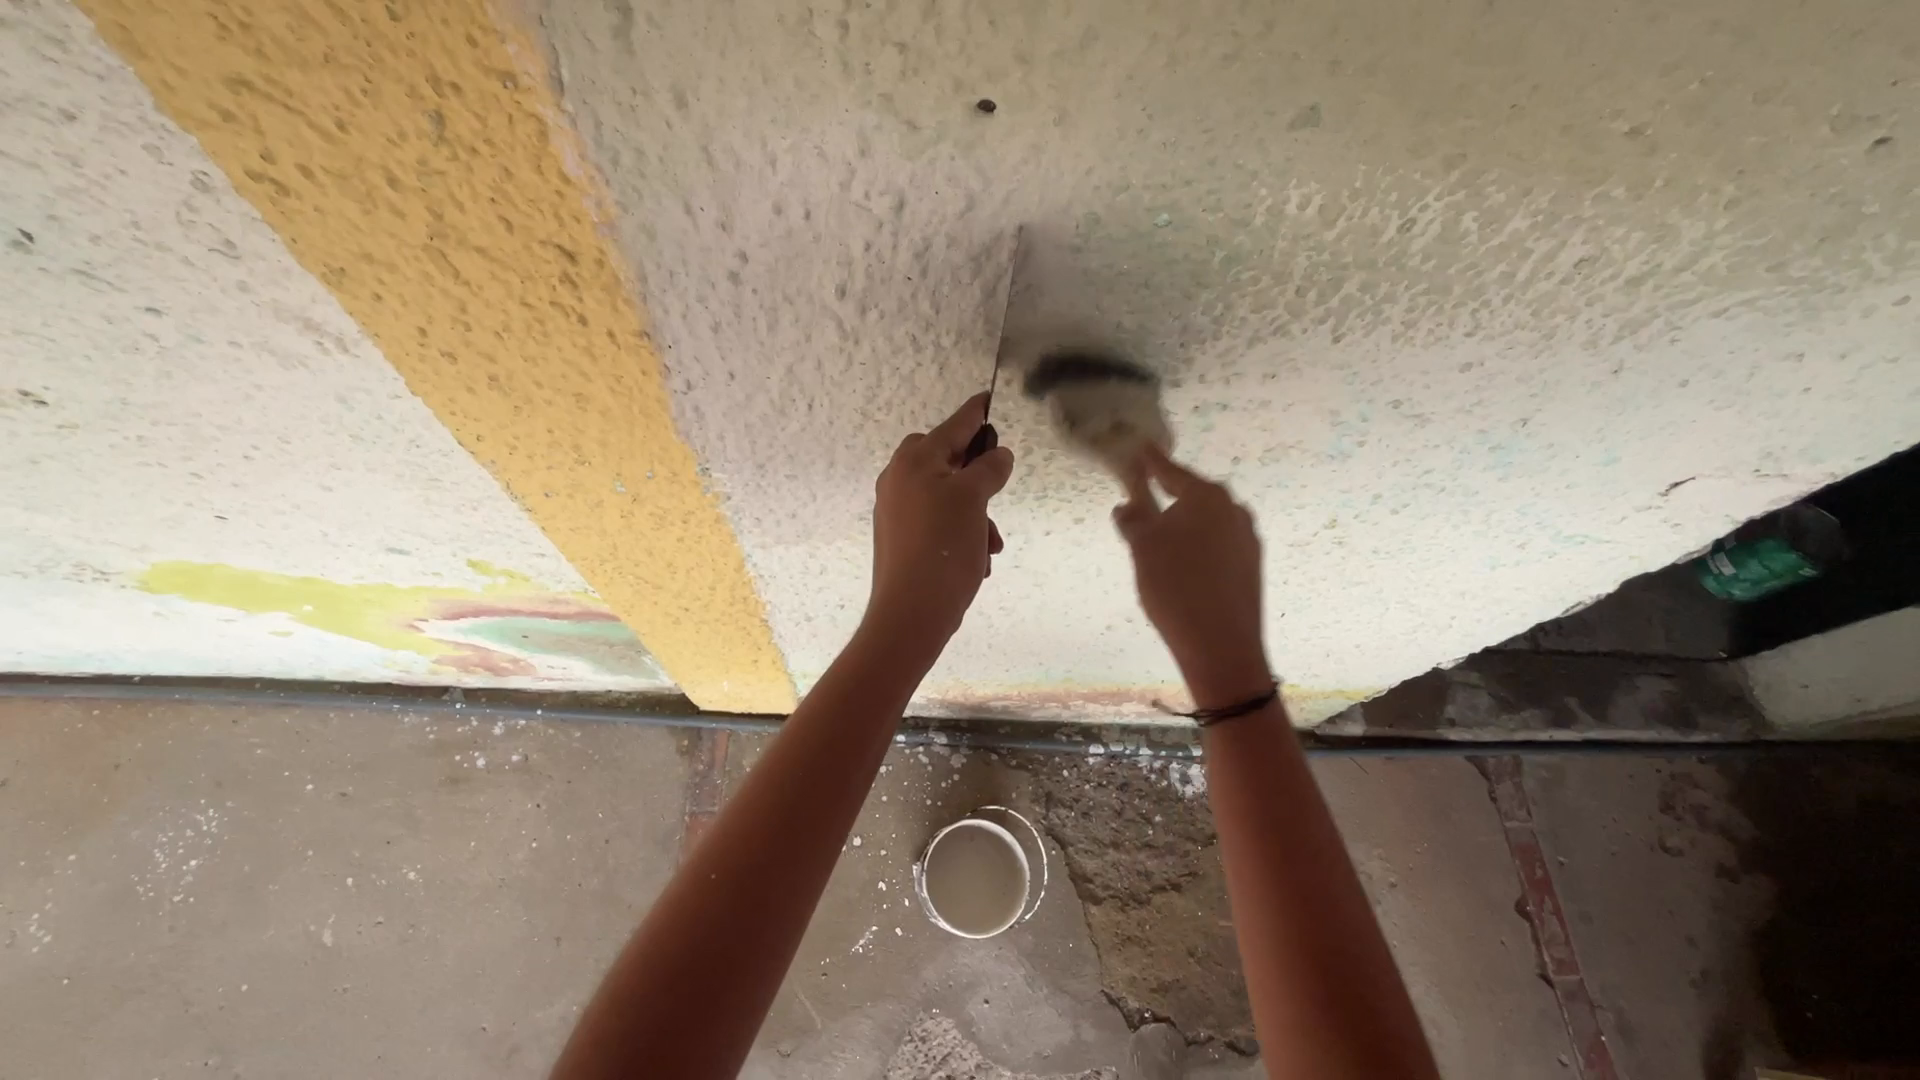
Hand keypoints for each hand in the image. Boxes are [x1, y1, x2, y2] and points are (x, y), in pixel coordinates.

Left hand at [867, 393, 1014, 641]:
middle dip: (977, 477)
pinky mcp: (901, 539)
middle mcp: (899, 480)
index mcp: (914, 461)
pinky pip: (937, 523)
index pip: (954, 425)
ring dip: (975, 514)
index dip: (976, 413)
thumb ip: (988, 469)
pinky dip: (960, 534)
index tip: (990, 398)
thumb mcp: (974, 500)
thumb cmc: (944, 546)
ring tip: (990, 544)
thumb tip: (998, 455)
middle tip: (995, 492)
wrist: (912, 612)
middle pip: (947, 460)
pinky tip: (976, 559)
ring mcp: (896, 511)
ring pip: (947, 497)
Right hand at [1113, 444, 1269, 705]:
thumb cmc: (1176, 587)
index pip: (1170, 471)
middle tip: (1142, 503)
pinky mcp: (1251, 567)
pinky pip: (1217, 547)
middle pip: (1191, 497)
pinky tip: (1182, 570)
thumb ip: (1133, 518)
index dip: (1150, 461)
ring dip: (1182, 528)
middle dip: (1167, 498)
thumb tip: (1126, 505)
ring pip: (1205, 524)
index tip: (1140, 447)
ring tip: (1159, 545)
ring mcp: (1248, 540)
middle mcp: (1234, 510)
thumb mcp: (1143, 547)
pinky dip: (1197, 549)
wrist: (1221, 647)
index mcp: (1208, 496)